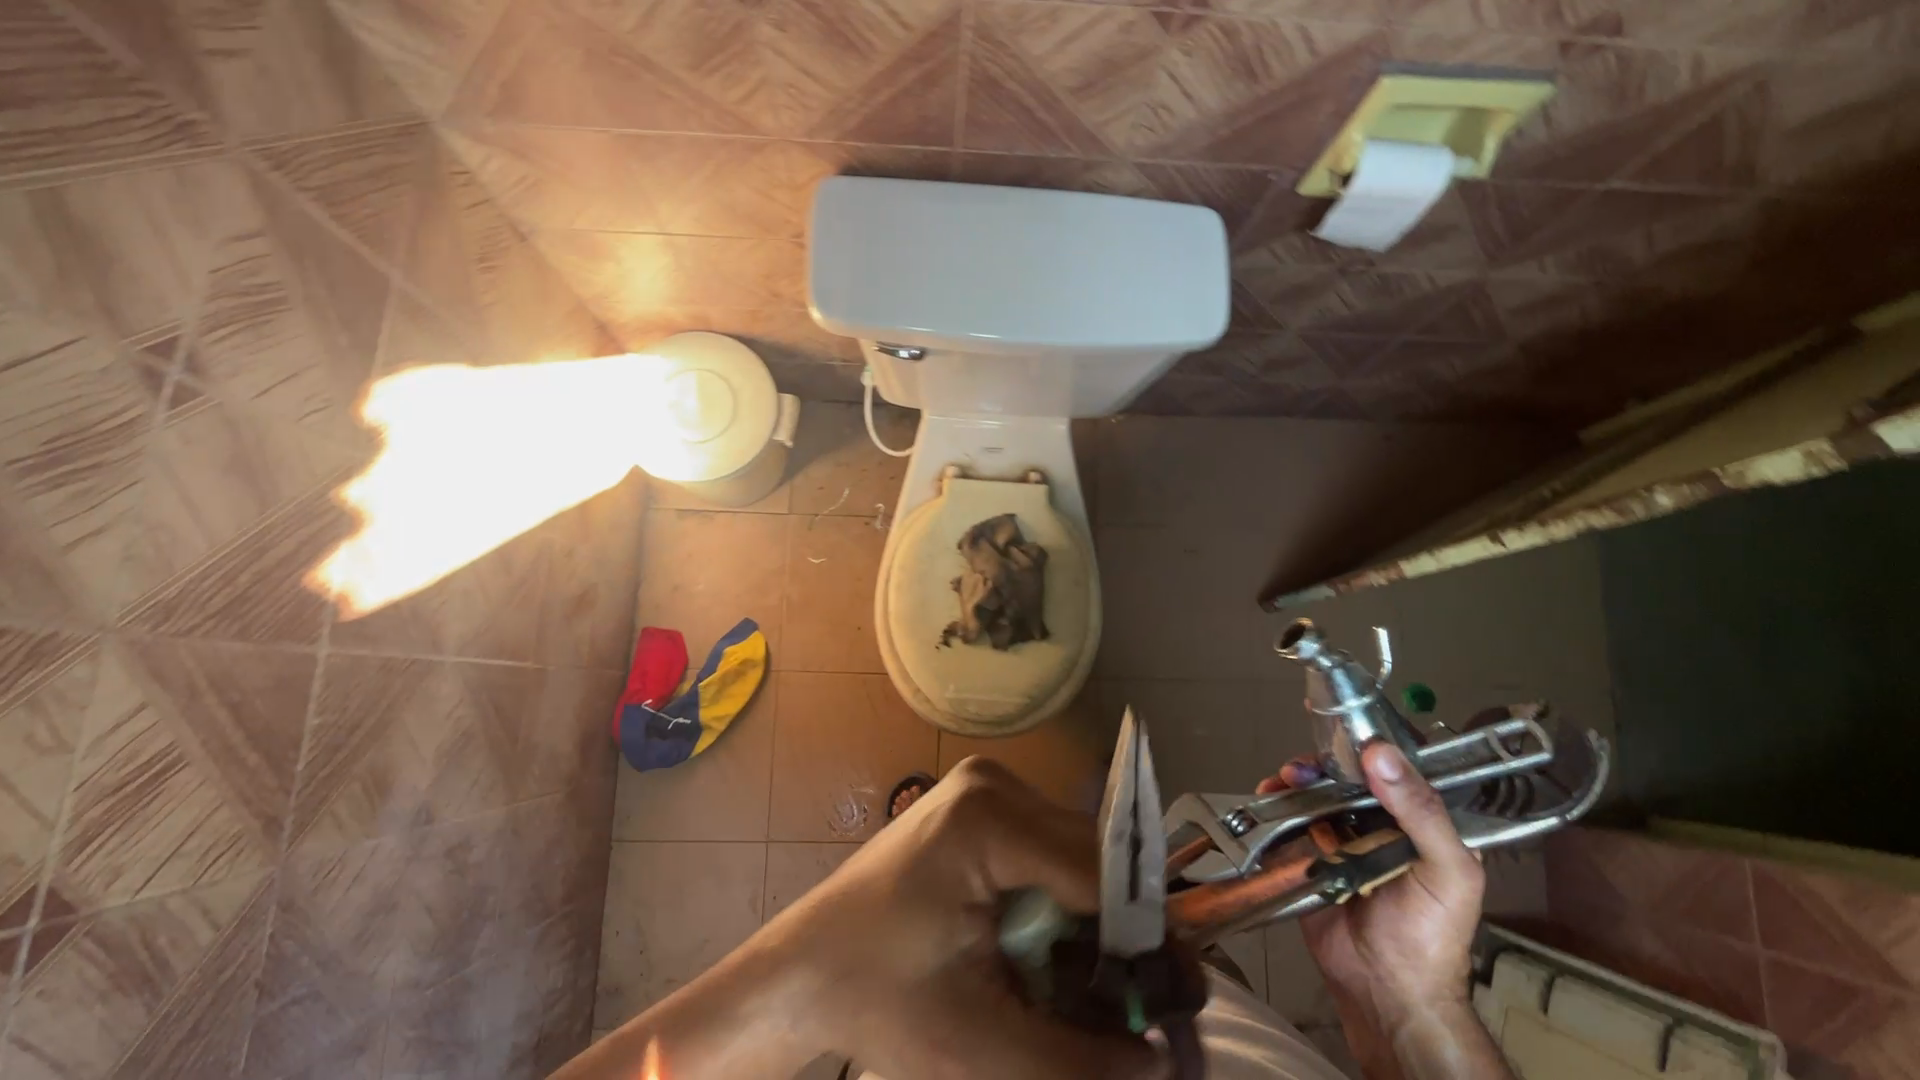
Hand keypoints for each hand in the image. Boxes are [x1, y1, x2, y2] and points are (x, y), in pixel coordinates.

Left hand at [552, 757, 1163, 1079]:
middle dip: (1123, 934)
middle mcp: (994, 786)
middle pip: (1095, 859)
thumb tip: (1164, 1063)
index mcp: (988, 820)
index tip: (1178, 1003)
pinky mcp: (981, 809)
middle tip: (1143, 1006)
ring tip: (1097, 989)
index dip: (1148, 939)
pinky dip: (1066, 907)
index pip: (1103, 872)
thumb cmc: (875, 1001)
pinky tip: (1056, 956)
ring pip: (1079, 858)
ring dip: (1096, 923)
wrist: (803, 969)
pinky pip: (1050, 856)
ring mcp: (985, 791)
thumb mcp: (980, 1044)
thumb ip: (1078, 1058)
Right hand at [1257, 744, 1508, 1079]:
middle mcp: (1384, 826)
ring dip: (1299, 781)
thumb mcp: (1448, 869)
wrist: (1386, 992)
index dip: (1375, 744)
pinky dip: (1278, 806)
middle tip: (1304, 765)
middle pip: (1352, 777)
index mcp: (1425, 824)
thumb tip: (1378, 752)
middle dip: (1325, 762)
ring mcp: (1344, 841)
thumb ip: (1421, 811)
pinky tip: (1268, 797)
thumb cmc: (1432, 933)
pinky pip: (1293, 824)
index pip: (1402, 769)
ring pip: (1320, 795)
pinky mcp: (1311, 859)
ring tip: (1284, 779)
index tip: (1345, 725)